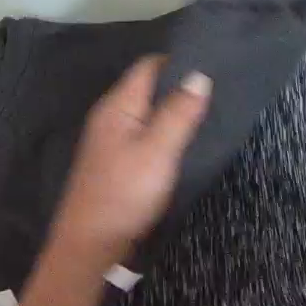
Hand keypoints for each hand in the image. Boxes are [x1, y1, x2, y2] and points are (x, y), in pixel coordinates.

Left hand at [49, 56, 210, 268]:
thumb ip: (178, 113)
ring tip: (206, 109)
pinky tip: (182, 139)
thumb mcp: (157, 151)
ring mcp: (110, 138)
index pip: (149, 65)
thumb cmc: (124, 193)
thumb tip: (199, 75)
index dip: (178, 60)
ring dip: (172, 108)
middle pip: (147, 86)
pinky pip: (143, 130)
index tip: (212, 62)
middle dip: (178, 84)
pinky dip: (163, 129)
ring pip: (146, 110)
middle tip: (216, 86)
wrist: (89, 245)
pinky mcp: (115, 159)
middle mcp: (110, 115)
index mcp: (117, 106)